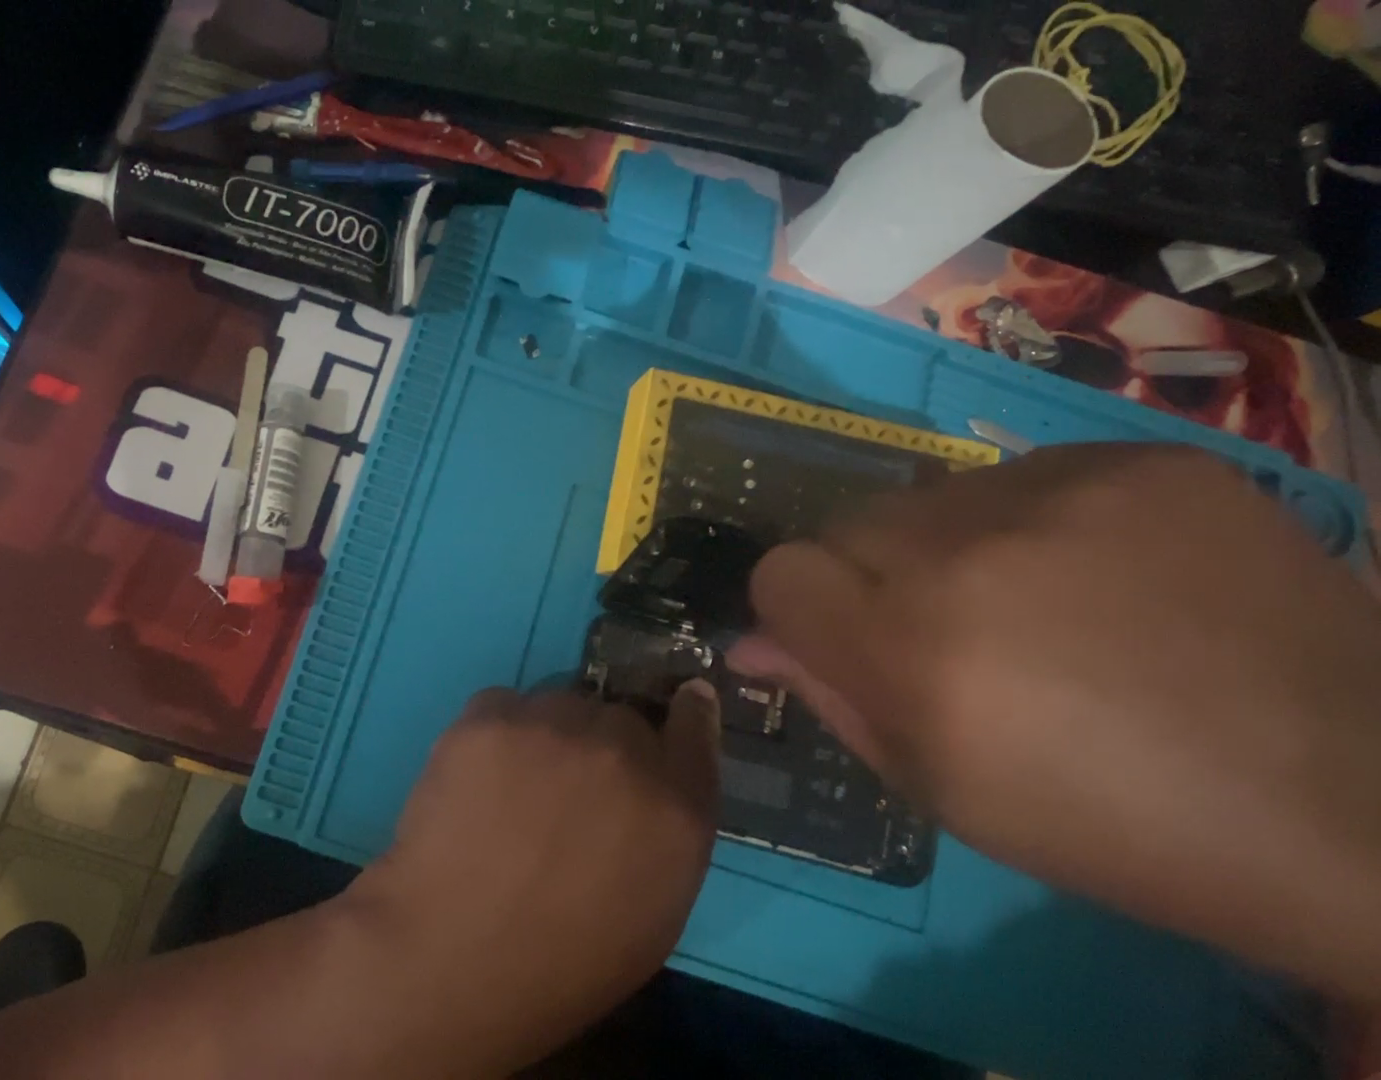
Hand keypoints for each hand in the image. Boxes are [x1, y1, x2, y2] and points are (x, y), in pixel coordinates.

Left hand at [337, 683, 719, 1074]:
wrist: (455, 956)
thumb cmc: (565, 962)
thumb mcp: (653, 915)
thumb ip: (669, 834)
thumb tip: (660, 784)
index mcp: (677, 807)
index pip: (692, 726)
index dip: (682, 713)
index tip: (674, 704)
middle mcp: (623, 751)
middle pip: (619, 717)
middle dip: (601, 747)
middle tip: (563, 793)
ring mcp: (554, 727)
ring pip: (558, 706)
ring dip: (546, 738)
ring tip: (511, 791)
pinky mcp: (489, 719)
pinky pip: (501, 705)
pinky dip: (494, 734)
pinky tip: (476, 781)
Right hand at [728, 443, 1380, 1001]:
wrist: (1360, 798)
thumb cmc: (1115, 824)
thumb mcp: (942, 790)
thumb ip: (831, 698)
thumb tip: (750, 642)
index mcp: (913, 648)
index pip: (780, 572)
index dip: (799, 612)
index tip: (841, 642)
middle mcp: (967, 550)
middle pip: (845, 524)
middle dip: (867, 577)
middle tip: (943, 632)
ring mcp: (1062, 491)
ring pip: (930, 496)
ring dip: (946, 545)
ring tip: (1033, 602)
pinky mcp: (1143, 460)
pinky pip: (1024, 475)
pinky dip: (1032, 521)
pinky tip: (1101, 573)